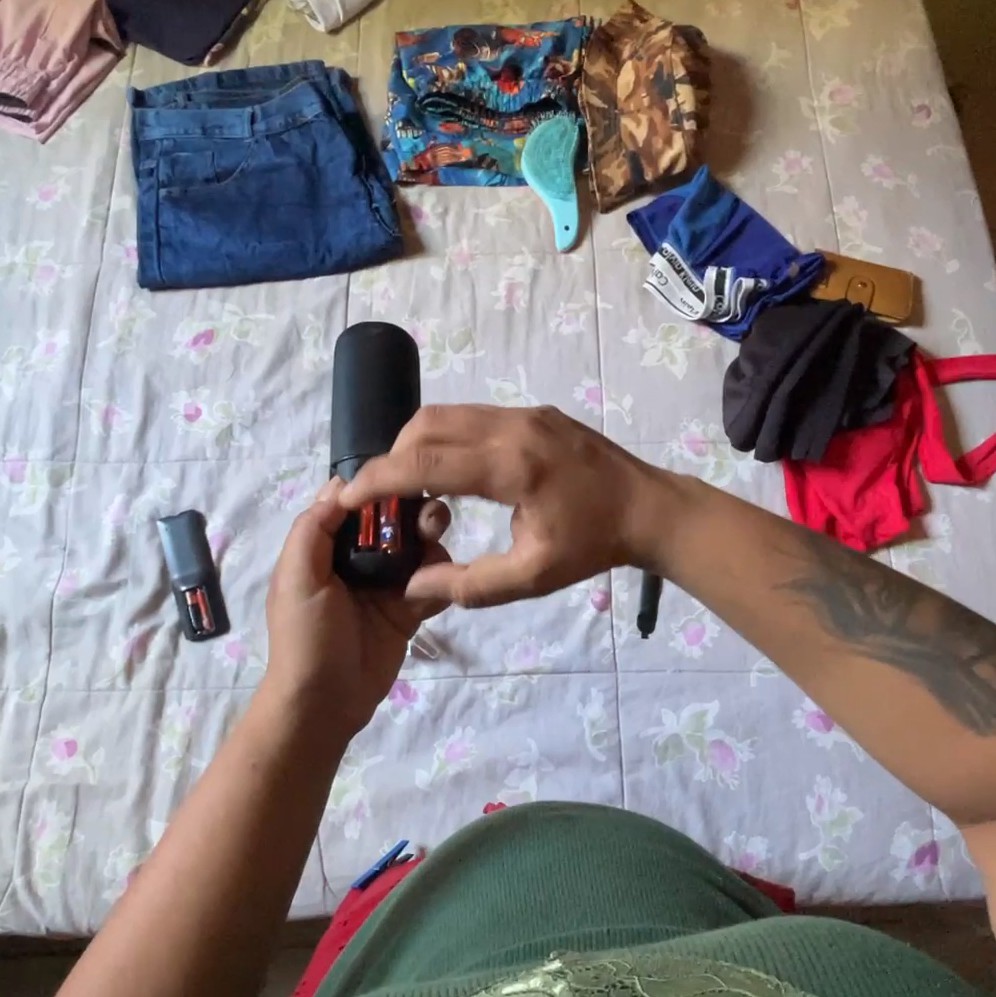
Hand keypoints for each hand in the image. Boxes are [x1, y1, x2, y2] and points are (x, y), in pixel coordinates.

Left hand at [262, 479, 451, 738]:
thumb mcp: (297, 578)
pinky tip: (443, 585)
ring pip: (419, 549)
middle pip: (395, 523)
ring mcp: (387, 585)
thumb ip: (313, 529)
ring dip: (432, 545)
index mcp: (326, 548)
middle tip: (431, 521)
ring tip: (436, 554)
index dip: (380, 488)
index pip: (357, 505)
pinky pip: (434, 584)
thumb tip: (341, 485)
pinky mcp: (410, 610)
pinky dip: (442, 581)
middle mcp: (358, 560)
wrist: (326, 702)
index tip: (406, 476)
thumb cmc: (305, 637)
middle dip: (416, 514)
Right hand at [338, 405, 679, 607]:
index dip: (378, 478)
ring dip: (417, 444)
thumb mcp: (533, 576)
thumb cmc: (593, 545)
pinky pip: (472, 414)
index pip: (425, 462)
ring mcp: (524, 412)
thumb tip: (413, 585)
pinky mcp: (533, 411)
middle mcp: (513, 427)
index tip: (348, 495)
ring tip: (410, 484)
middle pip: (427, 424)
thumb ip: (469, 584)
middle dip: (392, 457)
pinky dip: (445, 437)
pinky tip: (450, 471)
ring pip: (448, 413)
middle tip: (381, 495)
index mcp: (512, 467)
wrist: (647, 508)